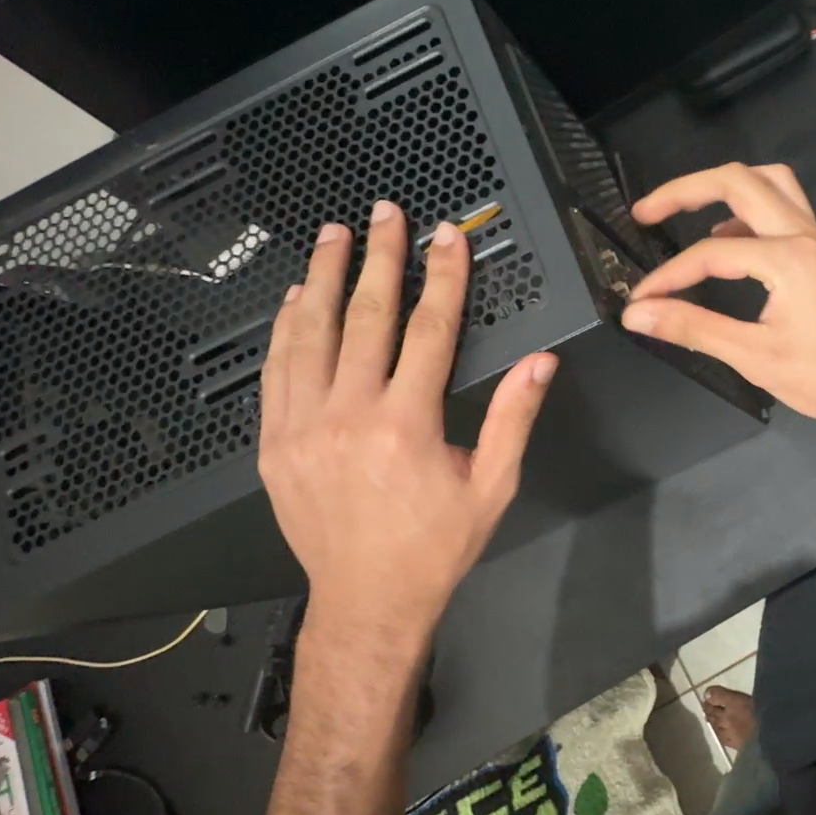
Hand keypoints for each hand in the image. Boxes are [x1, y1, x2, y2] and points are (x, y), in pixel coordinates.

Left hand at [258, 199, 556, 640]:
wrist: (367, 601)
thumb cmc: (438, 545)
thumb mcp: (493, 486)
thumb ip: (514, 418)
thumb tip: (540, 362)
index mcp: (407, 424)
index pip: (429, 330)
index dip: (442, 278)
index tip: (445, 237)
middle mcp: (349, 415)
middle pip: (365, 318)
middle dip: (377, 258)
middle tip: (382, 213)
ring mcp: (302, 427)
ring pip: (309, 335)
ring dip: (321, 279)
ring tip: (331, 235)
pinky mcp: (274, 444)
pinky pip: (277, 372)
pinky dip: (286, 329)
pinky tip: (294, 300)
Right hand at [619, 164, 815, 436]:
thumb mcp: (754, 358)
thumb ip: (693, 329)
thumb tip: (637, 314)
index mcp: (787, 260)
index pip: (709, 254)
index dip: (667, 276)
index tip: (638, 300)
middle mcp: (803, 236)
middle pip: (739, 181)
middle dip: (685, 189)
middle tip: (645, 213)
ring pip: (769, 183)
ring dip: (725, 188)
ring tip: (685, 213)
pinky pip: (783, 208)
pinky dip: (748, 211)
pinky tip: (727, 242)